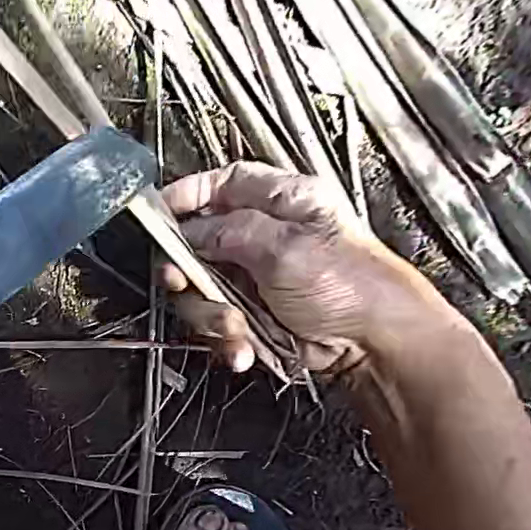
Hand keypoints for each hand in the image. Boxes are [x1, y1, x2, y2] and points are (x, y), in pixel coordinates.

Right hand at [158, 162, 464, 374]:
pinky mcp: (250, 314)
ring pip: (199, 290)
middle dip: (184, 267)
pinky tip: (243, 347)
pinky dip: (225, 340)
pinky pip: (214, 324)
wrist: (371, 344)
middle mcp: (263, 237)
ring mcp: (253, 279)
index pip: (225, 183)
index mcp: (284, 202)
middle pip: (197, 242)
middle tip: (181, 281)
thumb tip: (188, 231)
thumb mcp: (287, 248)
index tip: (159, 212)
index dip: (188, 194)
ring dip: (210, 313)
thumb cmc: (352, 287)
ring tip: (236, 325)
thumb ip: (231, 232)